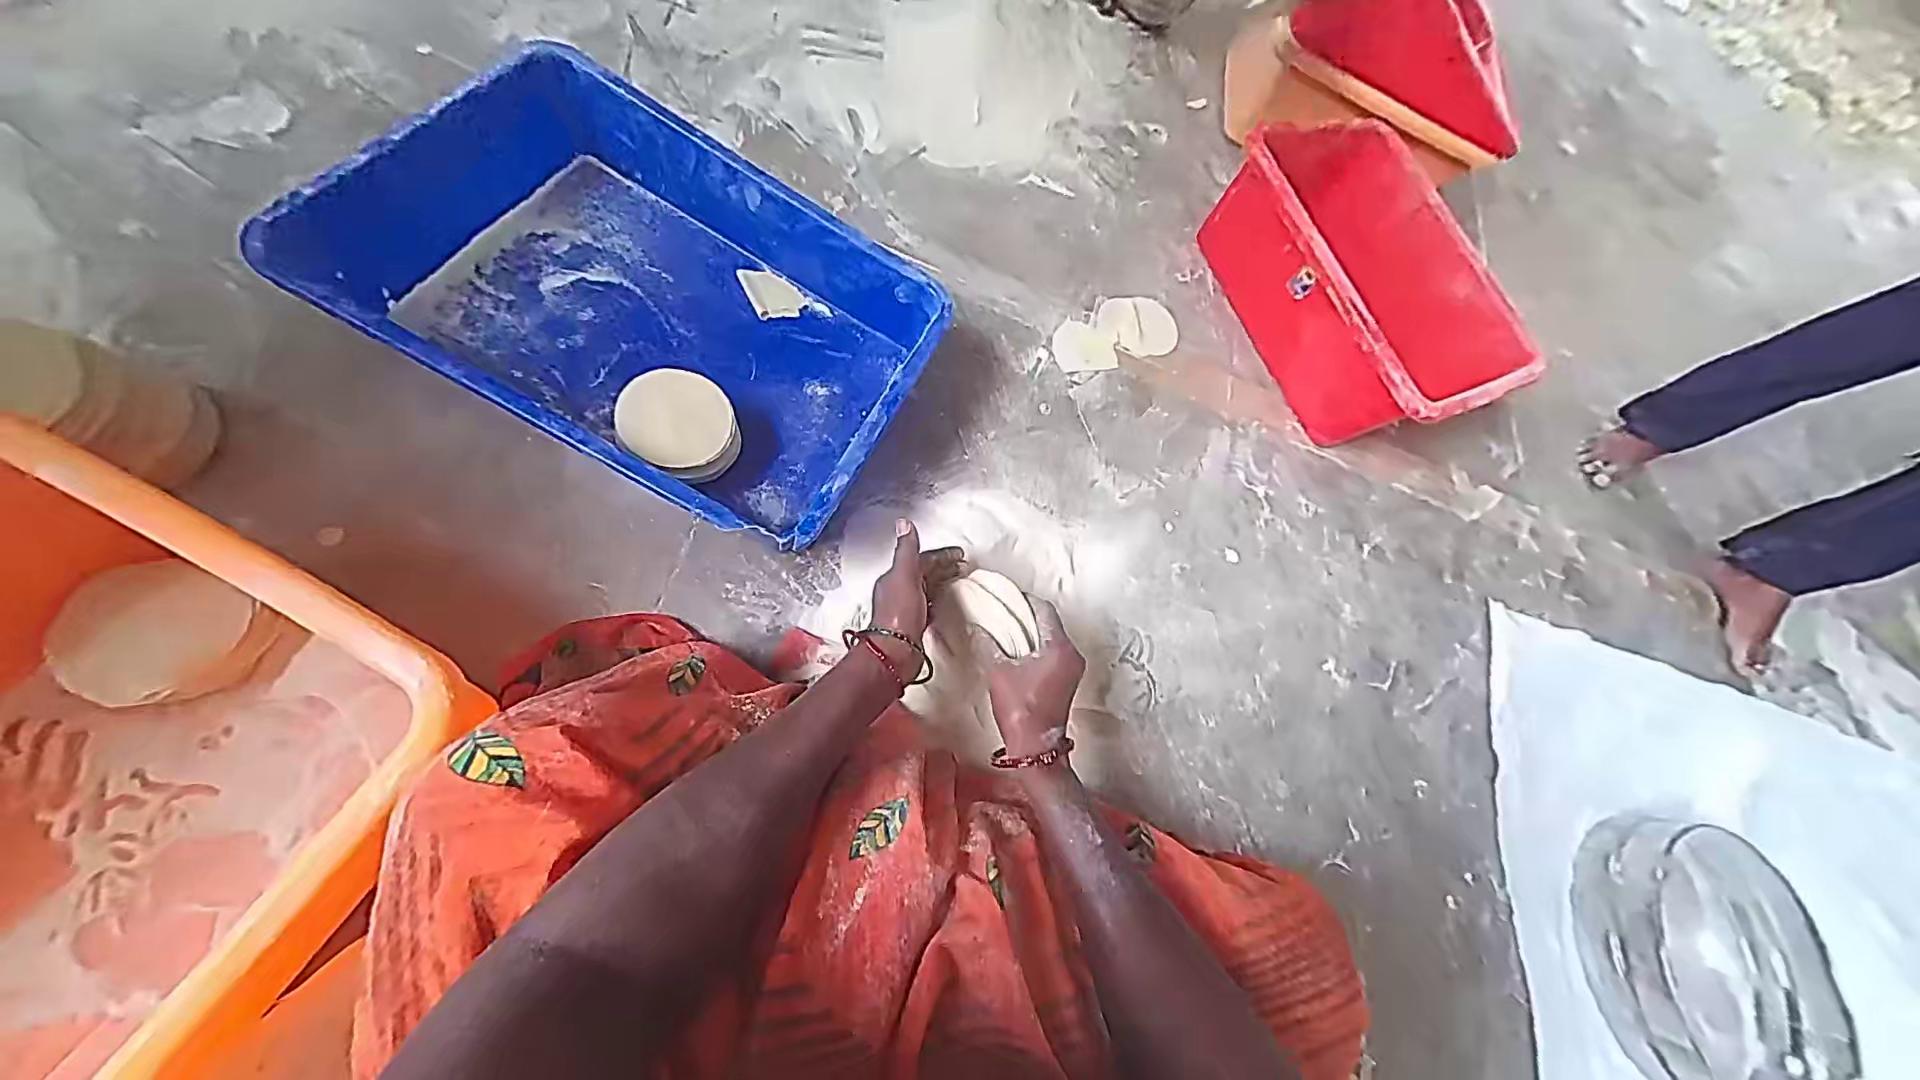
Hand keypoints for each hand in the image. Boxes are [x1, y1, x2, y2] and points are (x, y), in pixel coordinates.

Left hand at [869, 519, 966, 668]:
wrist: (895, 652)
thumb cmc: (899, 614)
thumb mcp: (903, 576)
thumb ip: (906, 551)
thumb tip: (904, 522)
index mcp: (895, 577)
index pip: (921, 560)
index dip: (941, 555)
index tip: (960, 554)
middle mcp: (898, 591)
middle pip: (924, 574)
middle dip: (943, 568)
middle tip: (964, 567)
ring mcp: (906, 609)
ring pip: (927, 590)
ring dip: (942, 583)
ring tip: (959, 581)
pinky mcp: (914, 625)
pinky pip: (929, 607)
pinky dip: (938, 601)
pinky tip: (946, 604)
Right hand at [981, 600, 1084, 758]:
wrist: (1035, 748)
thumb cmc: (1021, 710)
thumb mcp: (998, 670)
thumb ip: (987, 643)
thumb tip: (975, 626)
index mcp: (1060, 648)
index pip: (1044, 610)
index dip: (1023, 600)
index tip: (1006, 597)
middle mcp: (1072, 655)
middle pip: (1049, 623)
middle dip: (1025, 615)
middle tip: (1003, 611)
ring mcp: (1072, 669)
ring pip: (1050, 639)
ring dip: (1030, 632)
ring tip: (1005, 629)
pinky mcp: (1066, 680)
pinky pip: (1051, 653)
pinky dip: (1034, 647)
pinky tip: (1015, 650)